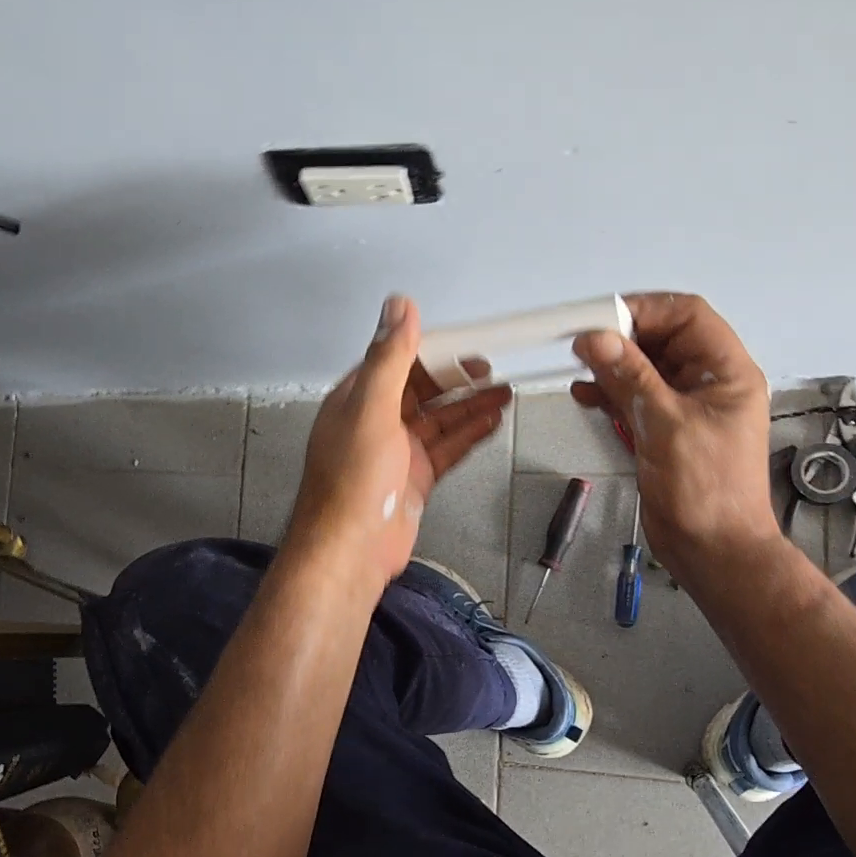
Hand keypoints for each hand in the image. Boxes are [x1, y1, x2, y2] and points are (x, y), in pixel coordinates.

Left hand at [287, 296, 511, 595]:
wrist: (351, 550)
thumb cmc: (353, 481)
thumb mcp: (372, 410)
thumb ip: (389, 359)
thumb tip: (399, 306)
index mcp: (357, 399)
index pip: (396, 360)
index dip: (430, 347)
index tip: (464, 339)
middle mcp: (376, 421)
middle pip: (422, 388)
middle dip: (455, 376)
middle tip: (490, 367)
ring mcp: (397, 451)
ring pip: (440, 419)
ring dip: (470, 404)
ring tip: (504, 391)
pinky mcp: (415, 478)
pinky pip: (447, 448)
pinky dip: (469, 434)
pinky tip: (491, 421)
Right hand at [569, 292, 778, 573]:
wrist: (712, 551)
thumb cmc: (704, 489)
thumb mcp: (665, 426)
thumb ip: (630, 378)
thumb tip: (594, 338)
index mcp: (726, 371)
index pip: (687, 317)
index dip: (645, 310)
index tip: (602, 319)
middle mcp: (707, 383)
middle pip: (662, 340)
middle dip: (622, 340)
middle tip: (582, 345)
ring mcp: (684, 408)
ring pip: (644, 369)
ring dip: (612, 367)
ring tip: (580, 370)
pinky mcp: (663, 432)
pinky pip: (635, 399)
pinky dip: (609, 394)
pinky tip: (585, 395)